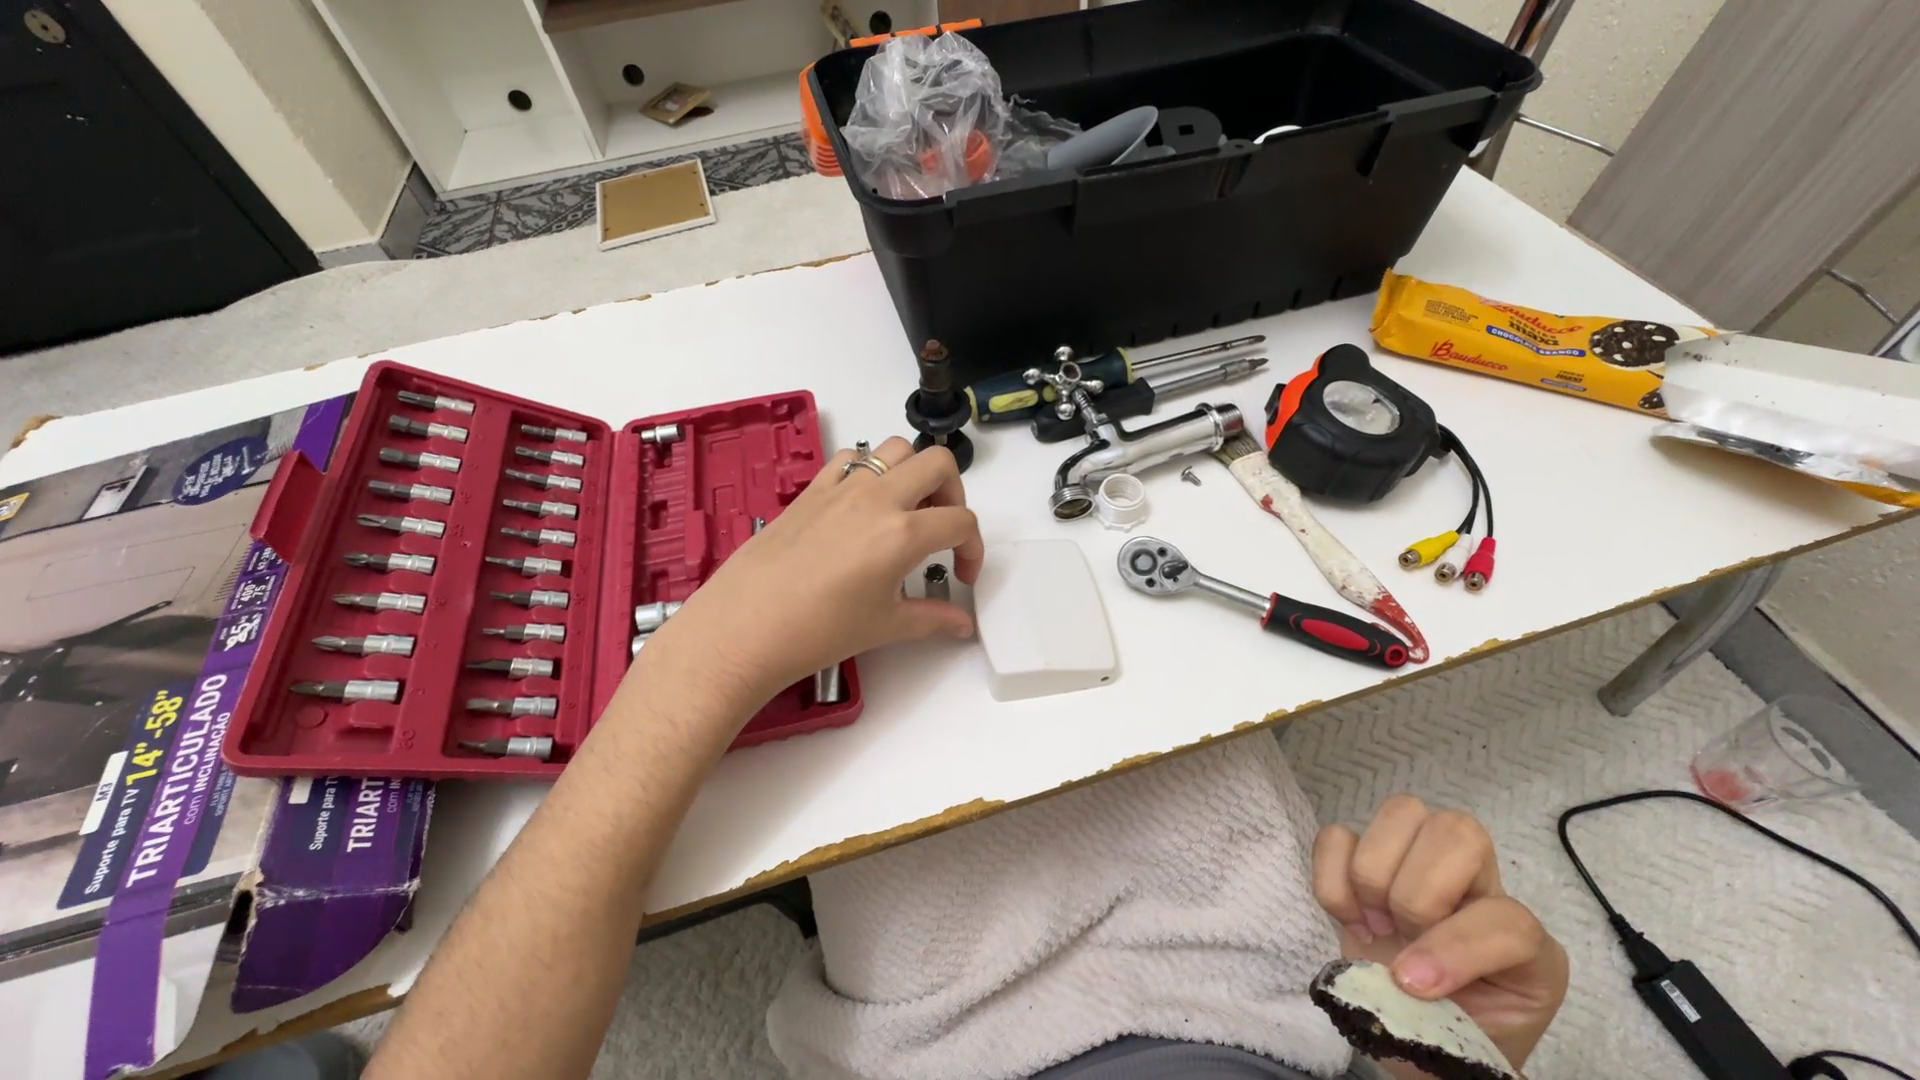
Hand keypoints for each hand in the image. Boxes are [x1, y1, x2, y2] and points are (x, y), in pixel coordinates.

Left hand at [634, 437, 983, 713]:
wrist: (745, 627)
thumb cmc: (819, 631)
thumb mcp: (885, 627)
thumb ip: (933, 618)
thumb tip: (962, 624)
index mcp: (903, 532)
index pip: (961, 521)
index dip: (974, 549)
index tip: (961, 577)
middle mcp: (877, 498)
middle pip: (938, 464)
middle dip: (954, 493)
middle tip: (942, 531)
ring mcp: (841, 488)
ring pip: (894, 449)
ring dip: (913, 472)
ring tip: (906, 511)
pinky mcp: (810, 490)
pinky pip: (849, 459)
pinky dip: (868, 469)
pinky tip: (861, 505)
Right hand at [1312, 795, 1567, 1072]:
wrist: (1416, 1039)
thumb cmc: (1452, 1042)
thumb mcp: (1474, 1047)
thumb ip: (1452, 1016)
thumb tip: (1398, 972)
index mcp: (1522, 939)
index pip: (1505, 918)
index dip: (1457, 948)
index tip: (1414, 987)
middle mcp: (1476, 885)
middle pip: (1459, 831)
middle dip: (1414, 890)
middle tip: (1398, 933)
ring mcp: (1418, 864)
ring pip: (1404, 811)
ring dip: (1372, 872)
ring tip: (1372, 921)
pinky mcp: (1362, 859)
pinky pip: (1338, 833)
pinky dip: (1331, 873)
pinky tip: (1348, 914)